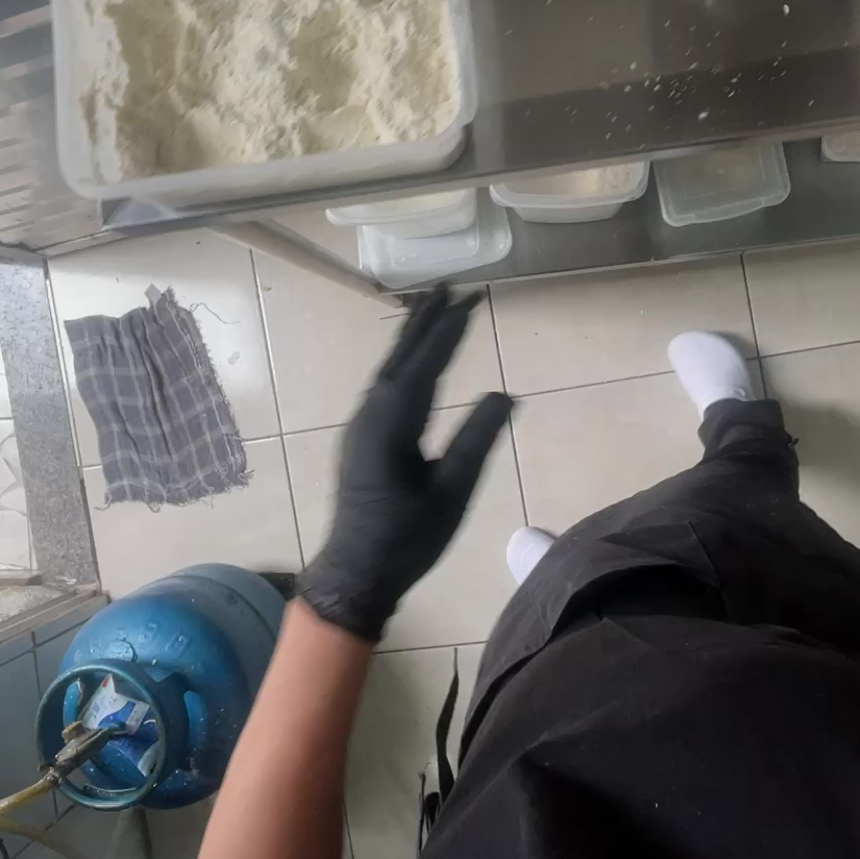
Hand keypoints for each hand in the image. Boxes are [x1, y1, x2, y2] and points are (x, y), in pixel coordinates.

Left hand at [298, 286, 512, 642]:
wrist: (355, 573)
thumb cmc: (407, 539)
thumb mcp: (452, 493)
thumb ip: (476, 440)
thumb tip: (504, 393)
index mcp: (391, 424)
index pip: (425, 365)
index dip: (449, 331)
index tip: (471, 299)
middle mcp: (369, 414)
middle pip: (400, 356)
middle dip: (425, 321)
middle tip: (448, 286)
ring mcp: (360, 425)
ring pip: (388, 369)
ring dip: (411, 338)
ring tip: (431, 308)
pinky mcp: (360, 437)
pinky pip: (383, 385)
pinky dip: (402, 362)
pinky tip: (412, 361)